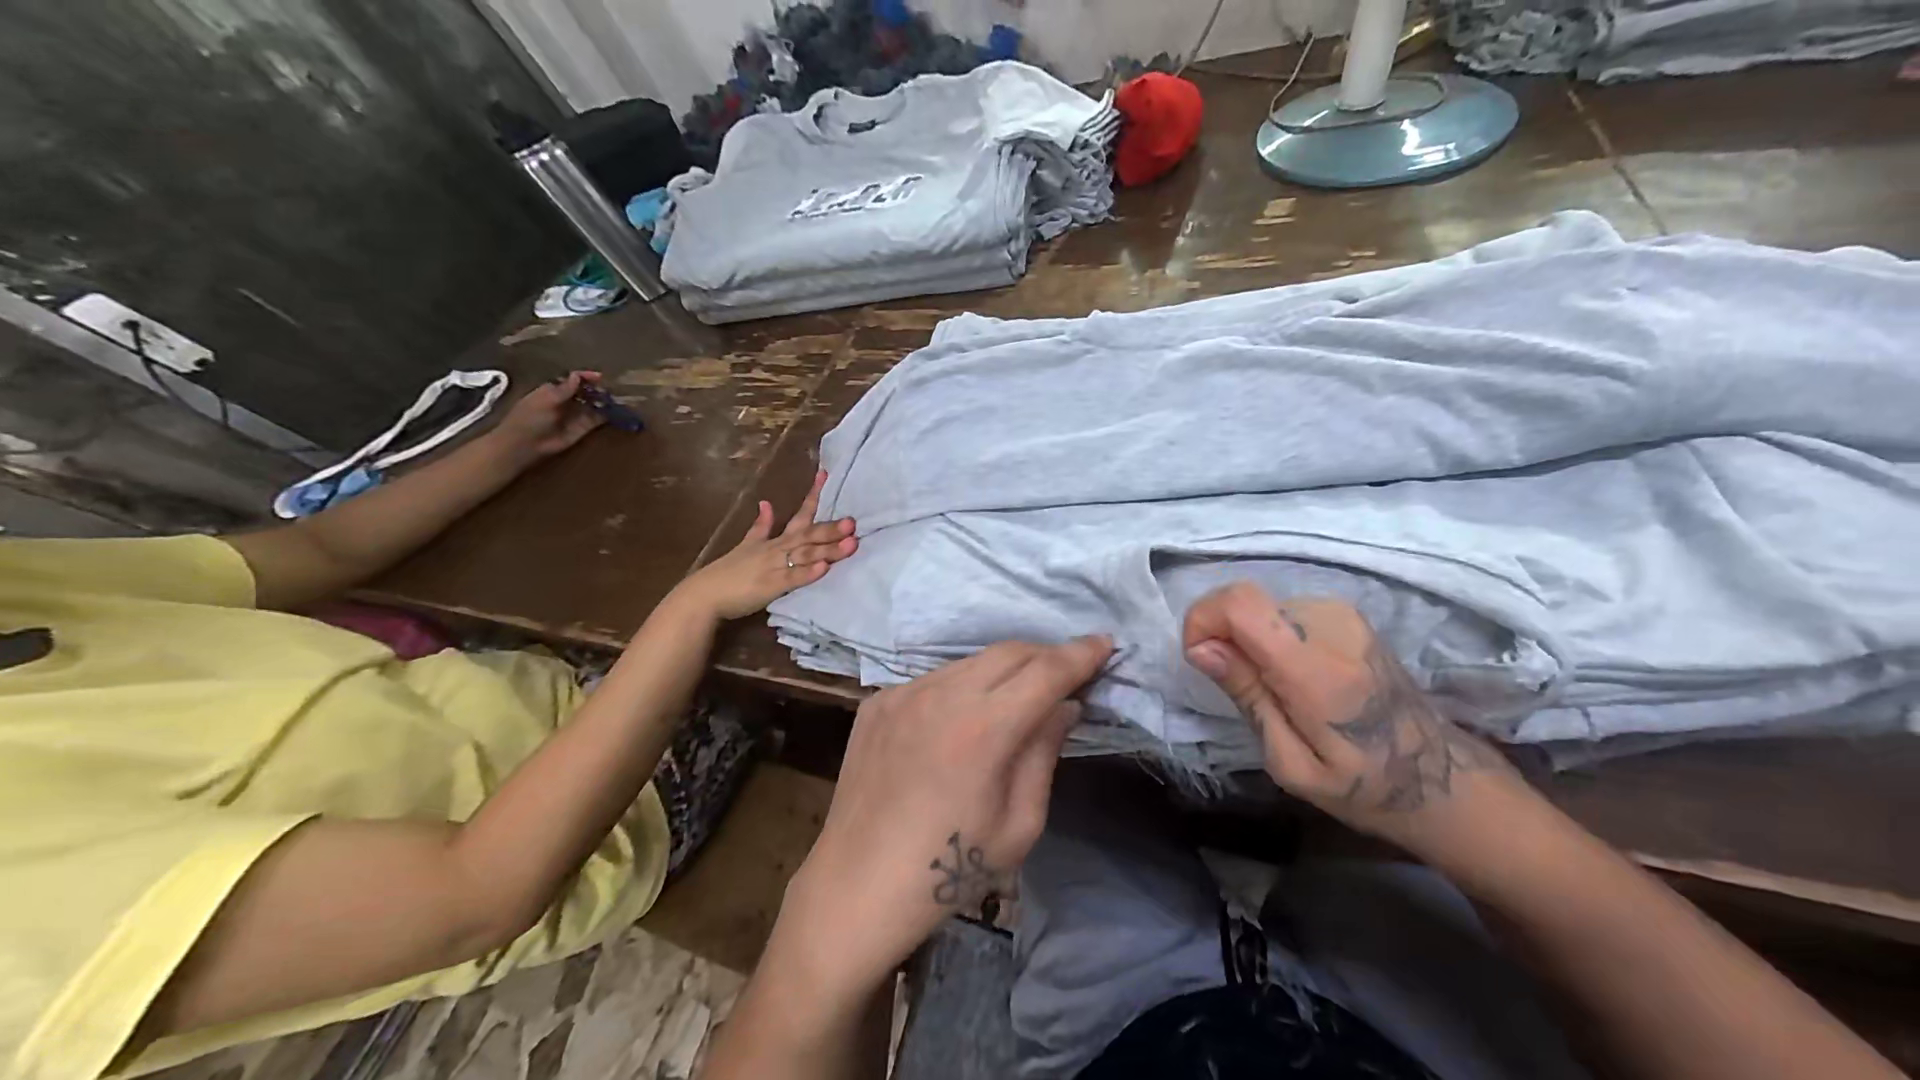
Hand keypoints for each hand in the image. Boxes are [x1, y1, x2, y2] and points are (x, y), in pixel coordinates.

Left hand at [491, 371, 606, 461]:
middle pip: (586, 391)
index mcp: (554, 390)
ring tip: (619, 398)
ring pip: (593, 404)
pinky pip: (597, 419)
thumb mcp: (546, 399)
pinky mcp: (583, 429)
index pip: (573, 380)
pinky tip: (617, 411)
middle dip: (598, 388)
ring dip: (604, 401)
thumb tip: (577, 375)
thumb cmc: (530, 418)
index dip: (586, 377)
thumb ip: (564, 388)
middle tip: (613, 387)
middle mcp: (567, 401)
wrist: (526, 444)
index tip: (600, 377)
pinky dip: (607, 415)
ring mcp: (576, 415)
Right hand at [675, 471, 856, 619]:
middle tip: (852, 522)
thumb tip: (766, 503)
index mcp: (774, 540)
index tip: (825, 475)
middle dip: (831, 528)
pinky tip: (824, 568)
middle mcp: (777, 549)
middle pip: (808, 535)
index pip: (798, 515)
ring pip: (806, 555)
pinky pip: (793, 578)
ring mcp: (775, 566)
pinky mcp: (771, 586)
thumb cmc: (727, 572)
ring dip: (828, 548)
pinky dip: (809, 572)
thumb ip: (760, 526)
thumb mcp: (746, 544)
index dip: (813, 495)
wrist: (705, 594)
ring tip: (850, 543)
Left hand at [779, 635, 1113, 995]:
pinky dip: (960, 689)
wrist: (857, 885)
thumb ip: (1044, 753)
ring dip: (1002, 671)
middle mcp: (941, 695)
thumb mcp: (1019, 824)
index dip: (1081, 654)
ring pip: (969, 662)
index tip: (1105, 643)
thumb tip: (1064, 705)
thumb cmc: (949, 870)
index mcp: (983, 729)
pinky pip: (933, 681)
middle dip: (1045, 655)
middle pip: (1009, 651)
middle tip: (1067, 672)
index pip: (1046, 671)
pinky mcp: (877, 702)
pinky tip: (959, 722)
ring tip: (1014, 699)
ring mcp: (903, 693)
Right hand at [1182, 583, 1529, 861]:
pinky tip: (1292, 677)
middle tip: (1240, 689)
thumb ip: (1247, 695)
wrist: (1444, 780)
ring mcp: (1345, 615)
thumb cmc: (1363, 786)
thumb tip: (1201, 648)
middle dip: (1223, 637)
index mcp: (1318, 670)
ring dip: (1248, 640)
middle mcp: (1333, 627)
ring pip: (1262, 607)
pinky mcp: (1349, 615)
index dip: (1203, 620)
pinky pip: (1284, 612)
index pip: (1240, 604)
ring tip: (1272, 690)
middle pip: (1245, 603)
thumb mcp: (1290, 763)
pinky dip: (1270, 637)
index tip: (1200, 659)